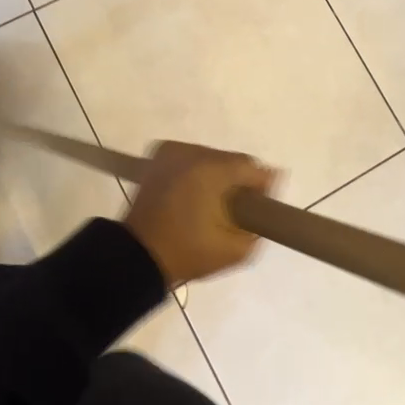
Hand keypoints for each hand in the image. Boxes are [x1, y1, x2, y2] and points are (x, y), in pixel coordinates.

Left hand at [122, 141, 275, 285]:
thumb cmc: (189, 252)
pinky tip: (194, 196)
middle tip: (237, 210)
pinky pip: (190, 159)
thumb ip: (259, 226)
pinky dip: (197, 173)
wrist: (140, 253)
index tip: (260, 208)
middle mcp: (191, 152)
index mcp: (210, 170)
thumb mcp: (237, 249)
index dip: (261, 186)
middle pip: (229, 160)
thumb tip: (264, 205)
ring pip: (210, 158)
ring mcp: (170, 151)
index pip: (250, 166)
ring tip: (213, 205)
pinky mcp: (157, 156)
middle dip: (237, 182)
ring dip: (217, 176)